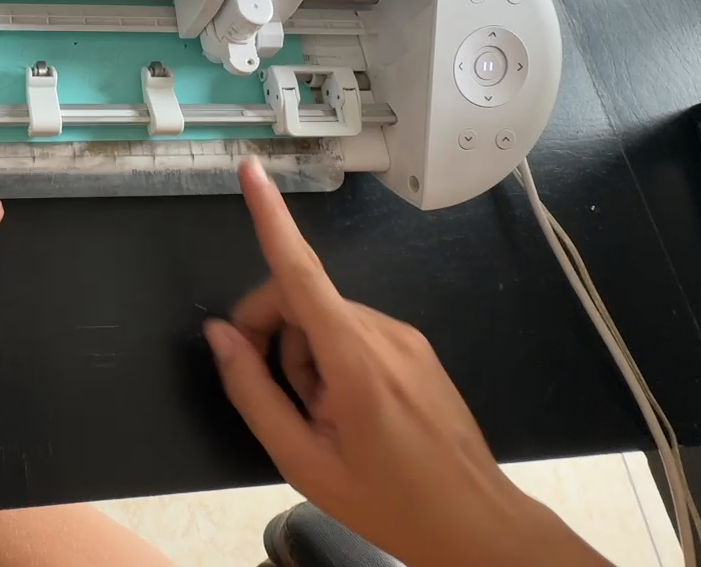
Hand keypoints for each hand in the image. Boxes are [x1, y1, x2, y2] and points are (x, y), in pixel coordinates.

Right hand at [204, 159, 607, 566]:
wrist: (481, 530)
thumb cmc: (388, 502)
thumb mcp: (302, 462)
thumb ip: (252, 392)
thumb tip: (219, 335)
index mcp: (353, 358)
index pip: (299, 271)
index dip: (270, 217)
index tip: (250, 170)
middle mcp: (380, 330)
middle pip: (297, 297)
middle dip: (269, 333)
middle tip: (273, 393)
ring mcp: (402, 334)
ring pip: (320, 315)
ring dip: (300, 352)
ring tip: (318, 413)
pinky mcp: (413, 343)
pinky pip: (347, 328)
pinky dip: (326, 354)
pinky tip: (343, 406)